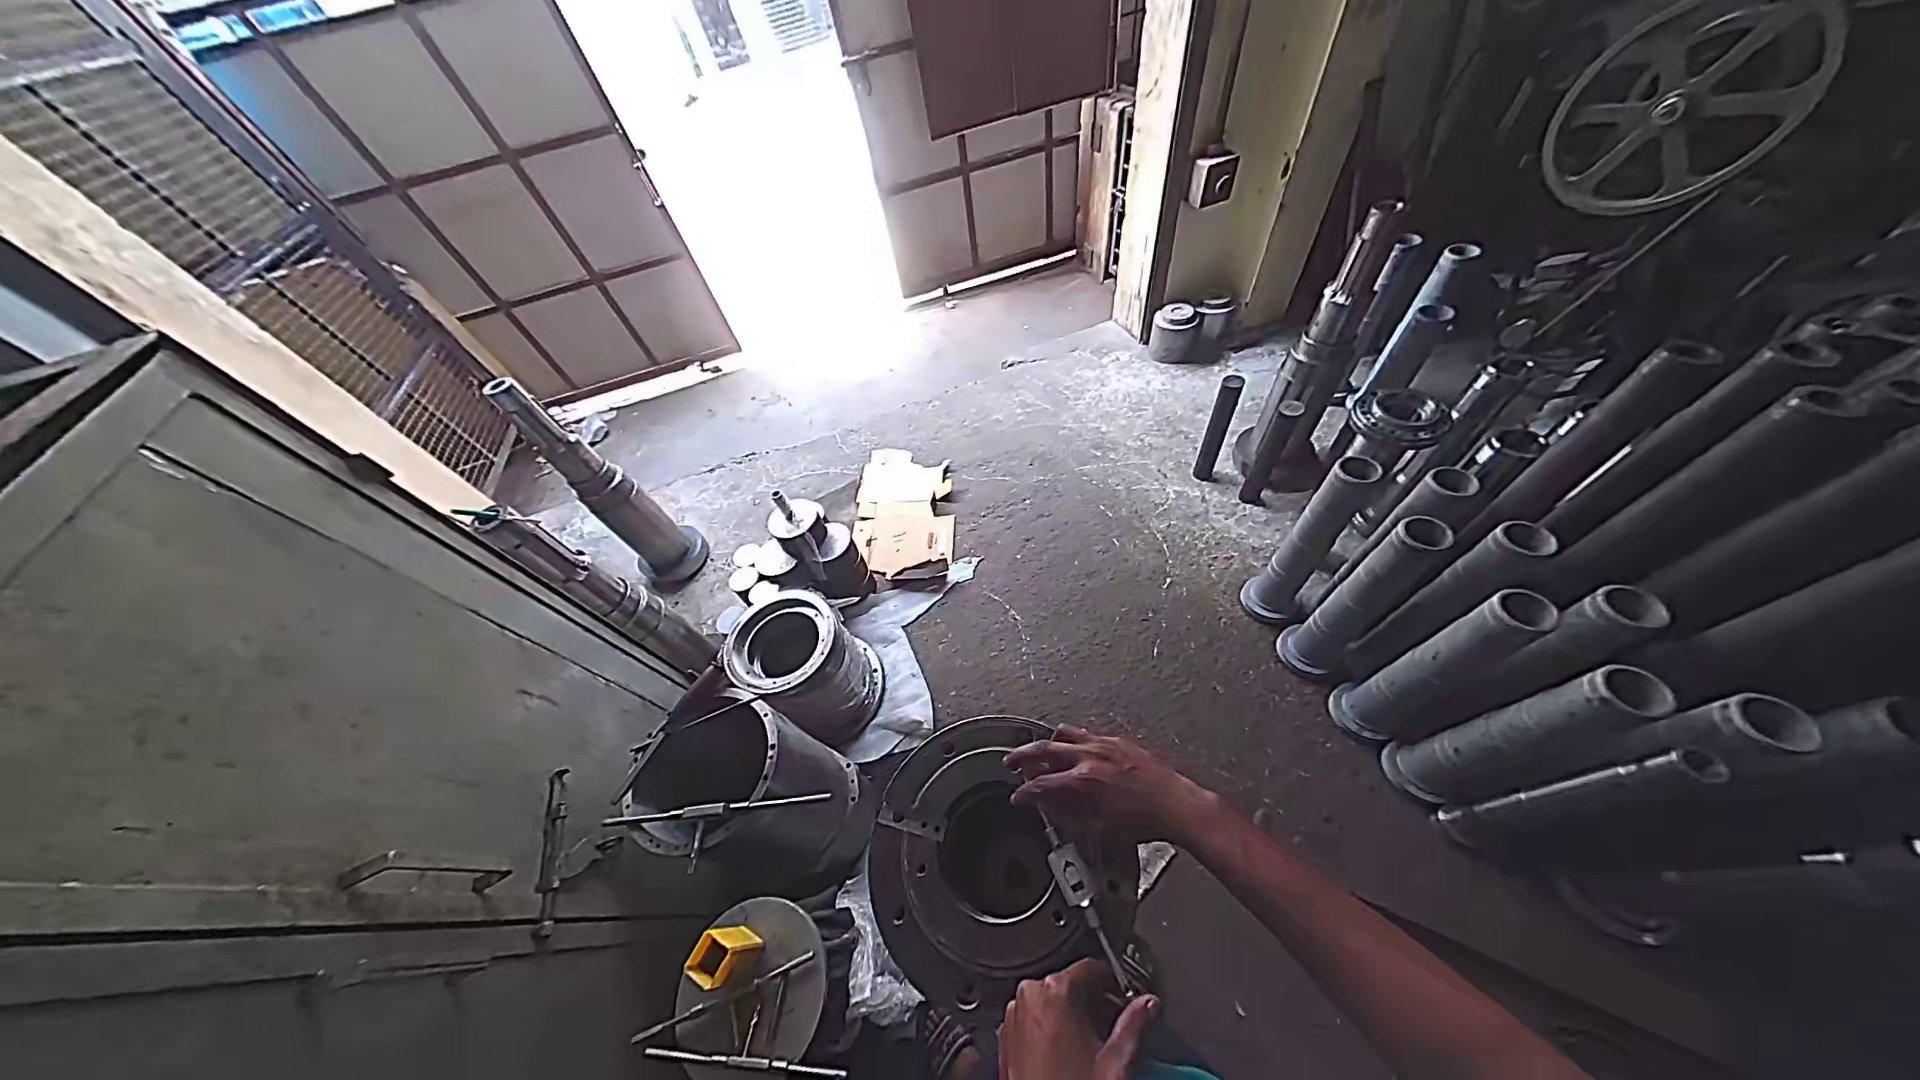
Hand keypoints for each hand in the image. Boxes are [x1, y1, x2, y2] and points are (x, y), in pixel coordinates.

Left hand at [1000, 960, 1158, 1079]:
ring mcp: (1014, 1014)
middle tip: (1112, 1027)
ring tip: (1091, 1046)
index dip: (1112, 982)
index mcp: (1054, 991)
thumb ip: (1133, 1026)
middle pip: (1070, 982)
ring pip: (1052, 999)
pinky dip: (1052, 1025)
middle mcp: (1029, 995)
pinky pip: (1035, 1015)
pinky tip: (1069, 1053)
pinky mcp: (1007, 1033)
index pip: (1091, 967)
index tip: (1124, 996)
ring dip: (1073, 1014)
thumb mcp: (1113, 1064)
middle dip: (1093, 1001)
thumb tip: (1147, 1005)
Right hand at [1006, 726, 1222, 845]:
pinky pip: (1087, 734)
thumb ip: (1070, 813)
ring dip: (1048, 743)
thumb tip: (1053, 808)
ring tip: (1040, 751)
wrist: (1178, 806)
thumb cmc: (1147, 819)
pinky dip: (1073, 741)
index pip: (1042, 784)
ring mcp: (1105, 745)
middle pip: (1045, 750)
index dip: (1025, 793)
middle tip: (1011, 762)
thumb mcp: (1101, 825)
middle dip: (1023, 757)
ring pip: (1065, 734)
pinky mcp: (1118, 742)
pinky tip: (1075, 749)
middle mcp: (1092, 757)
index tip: (1018, 796)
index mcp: (1084, 780)